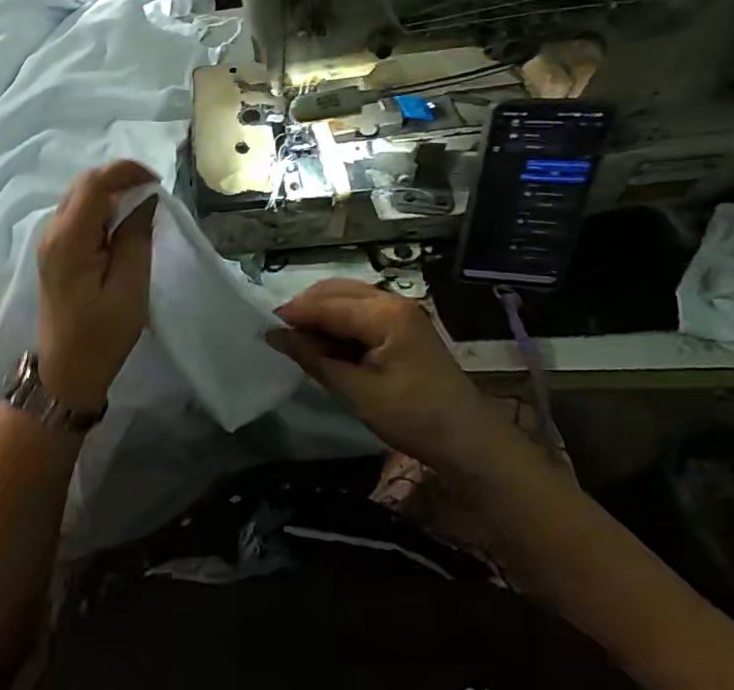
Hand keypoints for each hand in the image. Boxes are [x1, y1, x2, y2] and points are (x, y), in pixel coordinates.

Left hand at [36, 161, 158, 411]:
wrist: (67, 371)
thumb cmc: (102, 334)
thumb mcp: (130, 287)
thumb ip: (136, 236)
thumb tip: (145, 200)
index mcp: (68, 240)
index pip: (94, 183)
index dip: (127, 172)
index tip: (158, 183)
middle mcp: (52, 232)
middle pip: (84, 184)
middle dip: (120, 178)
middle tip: (153, 193)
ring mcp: (50, 241)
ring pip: (80, 195)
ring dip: (111, 192)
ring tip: (142, 206)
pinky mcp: (55, 251)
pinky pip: (78, 213)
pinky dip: (102, 207)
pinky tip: (122, 223)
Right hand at [269, 280, 518, 472]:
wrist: (470, 441)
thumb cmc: (415, 418)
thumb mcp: (359, 393)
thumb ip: (316, 360)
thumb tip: (276, 335)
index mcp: (386, 313)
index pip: (329, 304)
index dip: (295, 313)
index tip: (263, 326)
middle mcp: (395, 301)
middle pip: (339, 292)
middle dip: (307, 308)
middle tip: (279, 334)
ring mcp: (403, 313)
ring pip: (350, 299)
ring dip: (323, 315)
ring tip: (298, 340)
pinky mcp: (405, 328)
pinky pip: (363, 313)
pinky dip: (340, 324)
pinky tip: (326, 344)